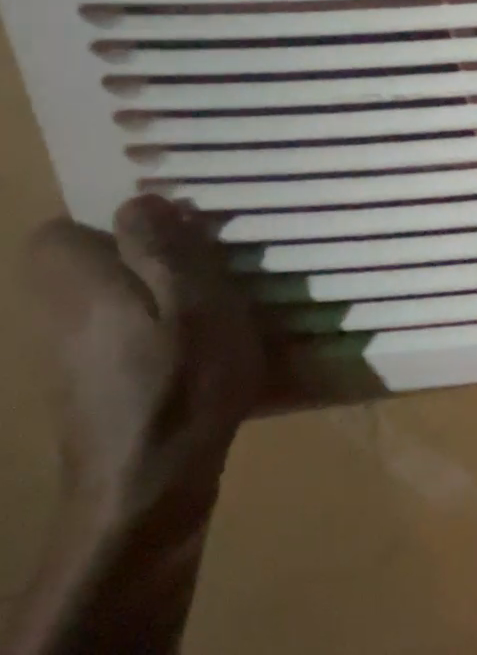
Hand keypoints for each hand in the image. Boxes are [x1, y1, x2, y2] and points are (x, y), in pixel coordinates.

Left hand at [26, 196, 262, 519]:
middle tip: (208, 266)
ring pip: (101, 302)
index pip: (56, 235)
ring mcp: (71, 357)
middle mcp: (60, 317)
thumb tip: (141, 200)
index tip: (176, 231)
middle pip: (80, 268)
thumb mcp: (197, 304)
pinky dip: (153, 332)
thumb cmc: (185, 382)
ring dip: (151, 295)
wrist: (146, 482)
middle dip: (138, 259)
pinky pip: (116, 337)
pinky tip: (198, 350)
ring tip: (214, 306)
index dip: (113, 225)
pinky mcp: (93, 387)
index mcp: (82, 288)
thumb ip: (166, 251)